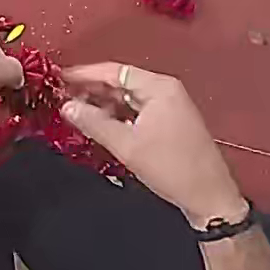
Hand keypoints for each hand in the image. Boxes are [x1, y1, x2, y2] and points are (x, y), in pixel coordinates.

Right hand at [62, 64, 247, 228]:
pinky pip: (136, 110)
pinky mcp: (168, 121)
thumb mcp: (127, 145)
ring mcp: (168, 105)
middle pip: (121, 82)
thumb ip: (94, 122)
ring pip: (128, 98)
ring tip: (75, 112)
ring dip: (103, 104)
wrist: (210, 197)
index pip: (114, 71)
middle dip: (92, 90)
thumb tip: (66, 106)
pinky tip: (99, 124)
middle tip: (63, 98)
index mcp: (158, 87)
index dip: (85, 74)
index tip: (60, 78)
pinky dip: (117, 115)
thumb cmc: (170, 167)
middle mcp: (164, 89)